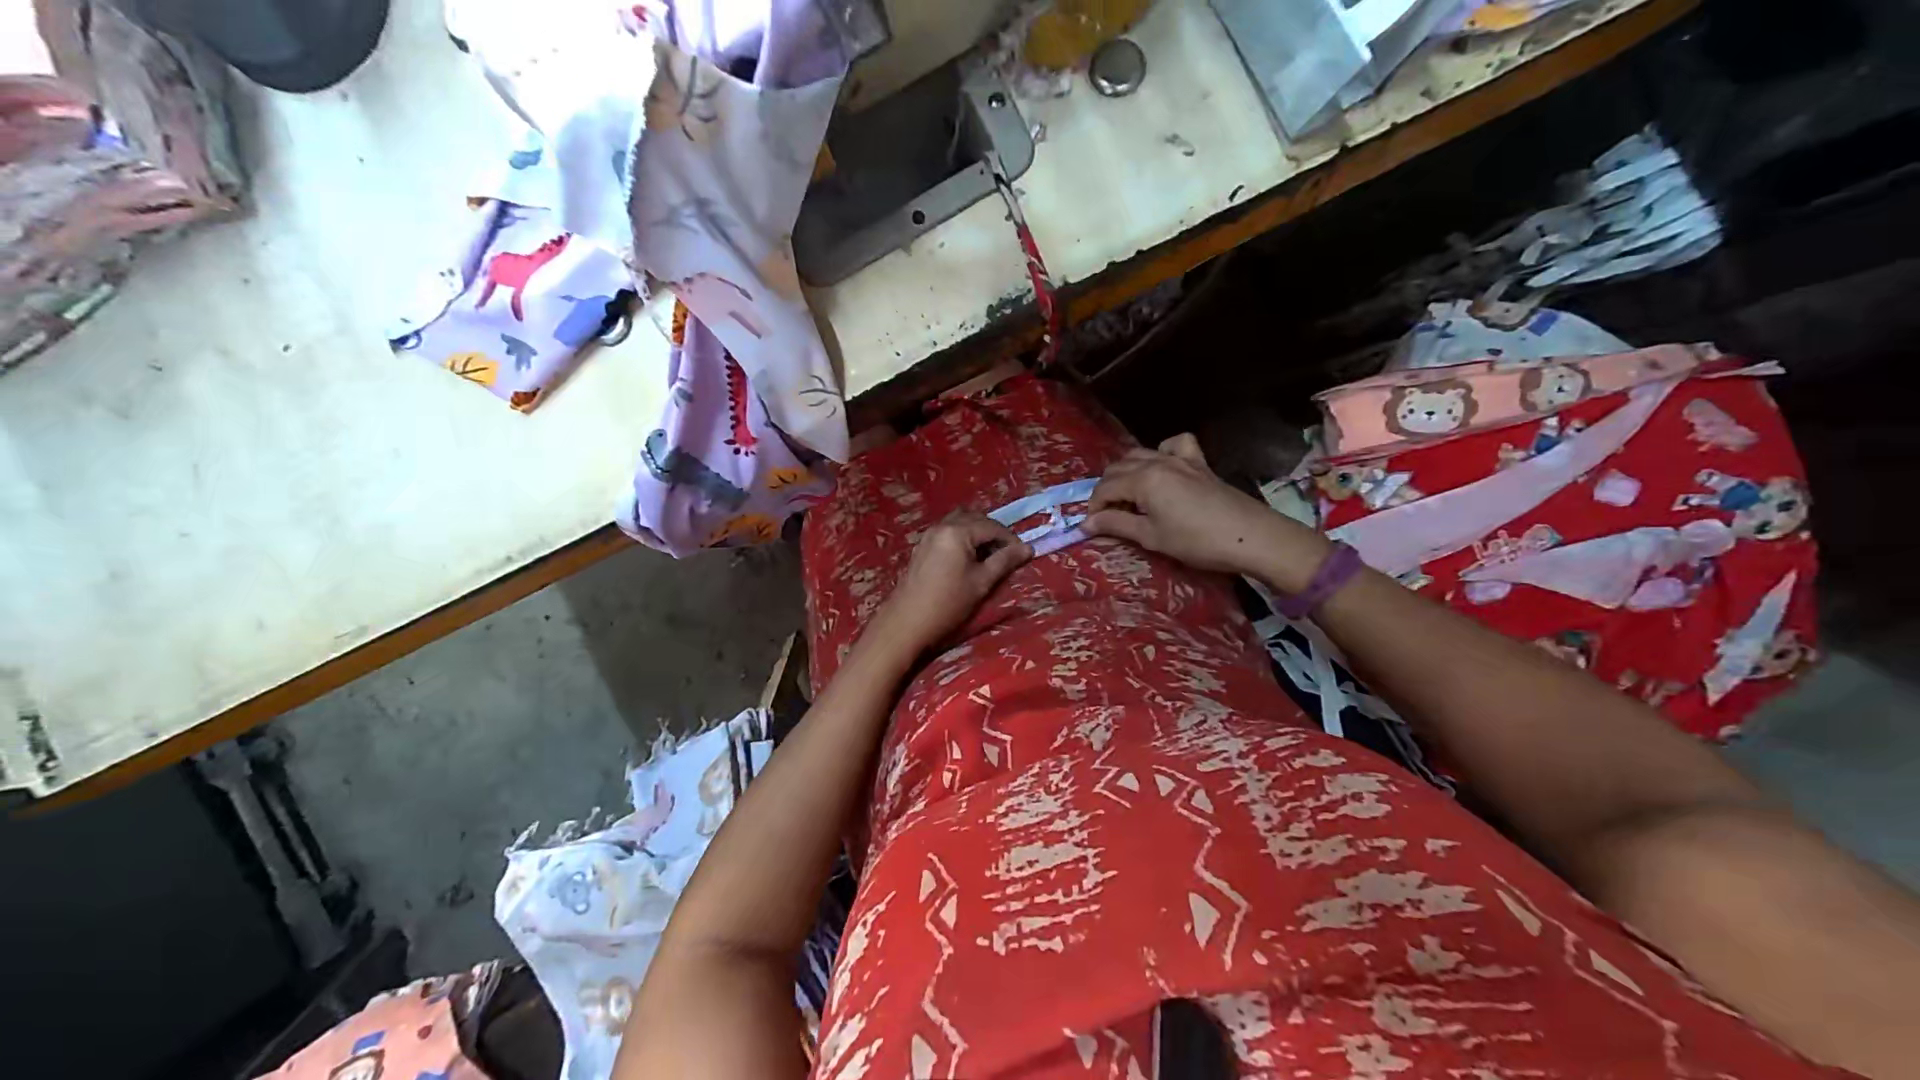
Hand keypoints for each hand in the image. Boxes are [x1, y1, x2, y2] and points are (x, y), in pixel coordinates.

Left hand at [869, 511, 1032, 655]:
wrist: (907, 621)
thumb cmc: (948, 603)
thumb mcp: (982, 582)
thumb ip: (1004, 561)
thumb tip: (1027, 548)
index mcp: (957, 531)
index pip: (991, 526)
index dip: (1010, 539)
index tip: (1023, 554)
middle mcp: (942, 526)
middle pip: (975, 518)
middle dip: (993, 532)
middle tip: (1007, 553)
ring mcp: (929, 535)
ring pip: (960, 522)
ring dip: (977, 532)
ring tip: (989, 554)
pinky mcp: (922, 546)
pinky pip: (948, 531)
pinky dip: (962, 537)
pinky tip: (969, 558)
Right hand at [1083, 434, 1331, 591]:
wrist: (1251, 536)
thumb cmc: (1196, 542)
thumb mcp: (1151, 537)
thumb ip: (1116, 524)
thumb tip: (1086, 523)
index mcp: (1142, 479)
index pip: (1105, 487)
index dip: (1094, 507)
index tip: (1092, 526)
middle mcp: (1157, 461)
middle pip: (1118, 468)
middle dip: (1106, 490)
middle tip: (1108, 515)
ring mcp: (1180, 458)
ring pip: (1140, 454)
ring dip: (1126, 472)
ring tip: (1127, 496)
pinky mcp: (1199, 463)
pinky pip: (1175, 444)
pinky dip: (1162, 451)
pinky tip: (1163, 467)